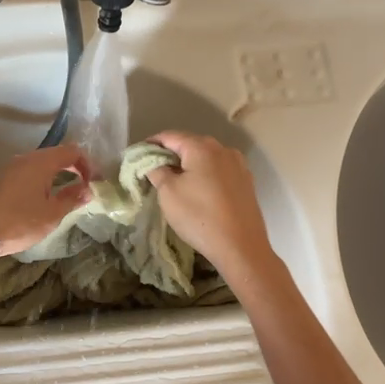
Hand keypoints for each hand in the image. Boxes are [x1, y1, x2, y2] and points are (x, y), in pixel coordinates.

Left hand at [0, 145, 91, 257]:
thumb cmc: (20, 223)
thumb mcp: (52, 214)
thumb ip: (72, 198)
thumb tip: (88, 189)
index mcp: (41, 163)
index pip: (72, 151)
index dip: (88, 164)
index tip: (95, 183)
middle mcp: (26, 158)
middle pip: (57, 154)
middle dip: (75, 166)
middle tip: (86, 186)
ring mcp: (13, 167)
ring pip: (43, 162)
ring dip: (59, 172)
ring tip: (70, 191)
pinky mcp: (5, 178)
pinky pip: (31, 170)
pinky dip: (44, 177)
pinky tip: (48, 193)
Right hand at [145, 131, 272, 275]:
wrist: (240, 247)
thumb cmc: (199, 216)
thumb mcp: (168, 192)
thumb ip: (156, 169)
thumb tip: (153, 162)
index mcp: (202, 147)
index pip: (169, 136)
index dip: (150, 144)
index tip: (138, 156)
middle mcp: (223, 149)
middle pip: (190, 144)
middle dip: (170, 154)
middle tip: (153, 169)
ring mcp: (238, 165)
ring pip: (206, 158)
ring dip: (189, 165)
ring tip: (175, 181)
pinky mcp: (246, 182)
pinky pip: (219, 171)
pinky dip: (204, 175)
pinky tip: (198, 190)